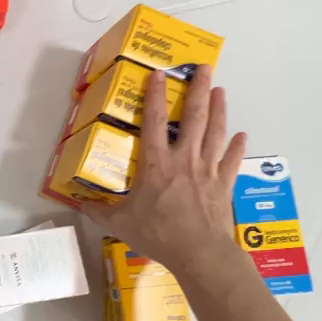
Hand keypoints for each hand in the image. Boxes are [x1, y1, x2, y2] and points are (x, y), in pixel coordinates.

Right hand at [84, 65, 250, 278]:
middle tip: (205, 68)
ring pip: (215, 132)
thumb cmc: (157, 234)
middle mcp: (183, 159)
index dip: (155, 96)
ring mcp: (207, 170)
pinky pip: (231, 161)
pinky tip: (241, 136)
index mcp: (155, 164)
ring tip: (220, 90)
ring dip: (219, 109)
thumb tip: (80, 205)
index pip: (153, 122)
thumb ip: (100, 211)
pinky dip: (236, 147)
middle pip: (194, 117)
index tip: (159, 74)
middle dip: (199, 90)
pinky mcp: (223, 185)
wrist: (199, 252)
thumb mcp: (120, 223)